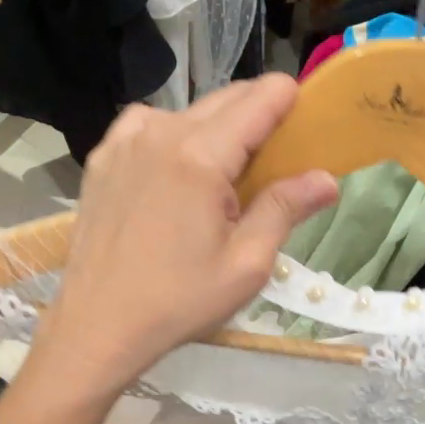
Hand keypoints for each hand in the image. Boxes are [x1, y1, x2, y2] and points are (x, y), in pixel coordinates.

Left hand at [30, 75, 339, 395]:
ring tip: (226, 171)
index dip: (288, 98)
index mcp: (199, 157)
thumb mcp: (245, 265)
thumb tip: (326, 178)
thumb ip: (284, 211)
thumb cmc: (179, 302)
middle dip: (256, 115)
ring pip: (185, 113)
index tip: (308, 111)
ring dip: (214, 129)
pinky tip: (178, 169)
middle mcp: (160, 134)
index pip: (256, 102)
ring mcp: (124, 143)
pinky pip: (147, 127)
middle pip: (223, 101)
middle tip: (277, 155)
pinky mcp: (102, 159)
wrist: (98, 324)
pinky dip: (173, 136)